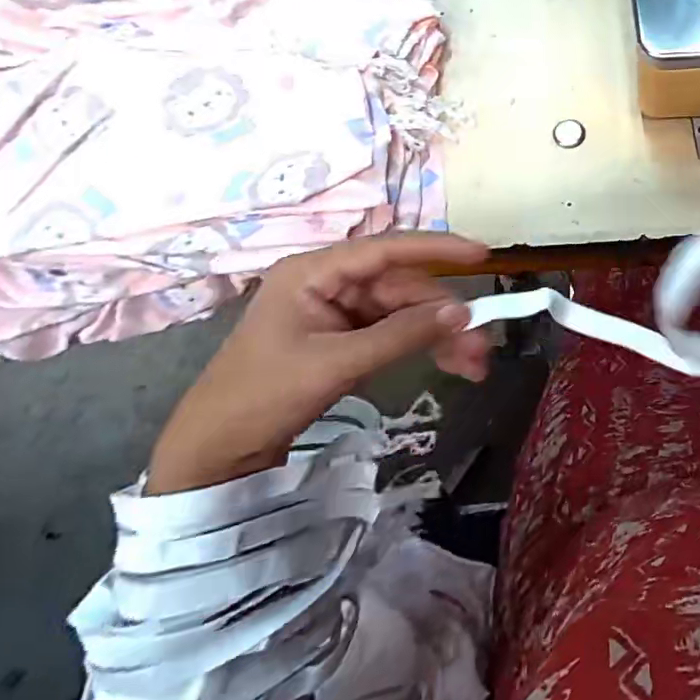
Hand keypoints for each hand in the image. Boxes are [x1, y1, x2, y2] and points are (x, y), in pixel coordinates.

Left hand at [146, 233, 490, 493]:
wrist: (217, 450)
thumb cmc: (263, 395)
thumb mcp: (336, 363)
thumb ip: (401, 334)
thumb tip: (463, 313)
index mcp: (314, 273)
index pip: (386, 250)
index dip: (438, 249)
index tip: (481, 255)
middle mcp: (331, 283)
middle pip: (404, 287)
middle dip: (446, 316)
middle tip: (483, 348)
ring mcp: (340, 311)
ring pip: (407, 312)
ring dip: (443, 336)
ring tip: (475, 366)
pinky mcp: (348, 337)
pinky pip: (398, 333)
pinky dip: (425, 347)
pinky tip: (453, 364)